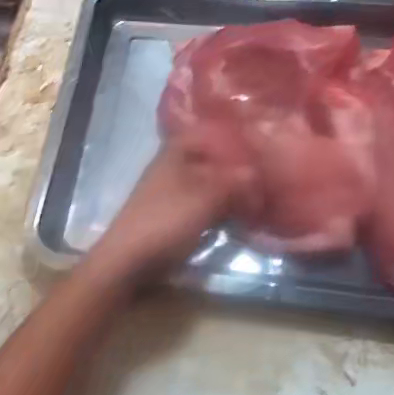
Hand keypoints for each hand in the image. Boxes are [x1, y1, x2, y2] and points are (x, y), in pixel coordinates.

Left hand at [89, 130, 256, 279]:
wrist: (128, 260)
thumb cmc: (166, 220)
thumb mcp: (205, 198)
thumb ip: (232, 183)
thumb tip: (255, 172)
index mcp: (173, 155)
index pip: (201, 134)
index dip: (224, 137)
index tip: (253, 144)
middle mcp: (170, 170)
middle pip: (206, 162)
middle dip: (232, 169)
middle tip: (265, 175)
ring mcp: (169, 196)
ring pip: (205, 187)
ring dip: (227, 193)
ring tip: (258, 198)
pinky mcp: (170, 220)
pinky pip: (200, 209)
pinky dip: (218, 212)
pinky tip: (238, 219)